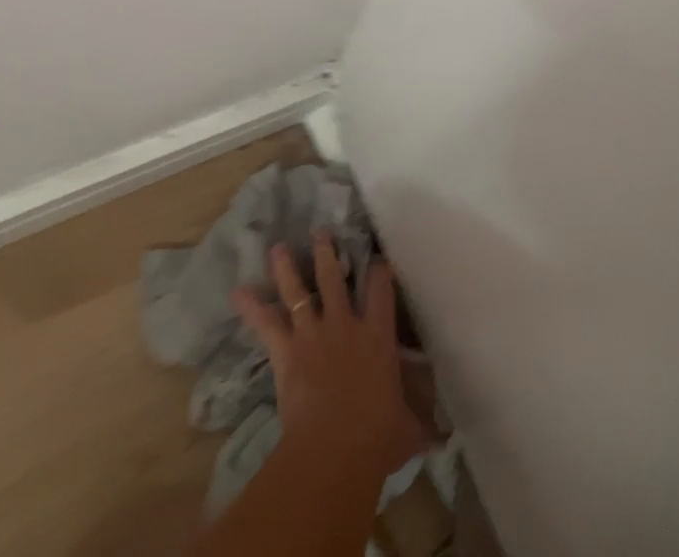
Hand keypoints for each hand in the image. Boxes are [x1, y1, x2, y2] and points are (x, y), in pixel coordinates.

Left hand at [232, 232, 428, 474]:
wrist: (335, 445)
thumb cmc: (379, 437)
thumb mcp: (412, 427)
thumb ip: (422, 421)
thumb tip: (440, 434)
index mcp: (379, 339)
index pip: (382, 293)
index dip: (380, 271)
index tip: (378, 258)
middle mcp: (345, 326)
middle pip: (334, 280)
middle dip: (327, 253)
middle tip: (320, 232)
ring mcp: (313, 335)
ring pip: (298, 292)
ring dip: (287, 268)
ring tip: (279, 248)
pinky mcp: (287, 351)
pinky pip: (266, 324)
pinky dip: (251, 308)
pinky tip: (238, 292)